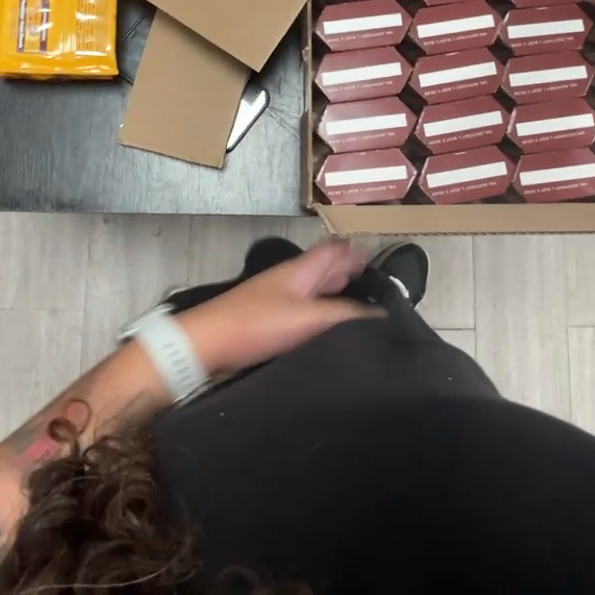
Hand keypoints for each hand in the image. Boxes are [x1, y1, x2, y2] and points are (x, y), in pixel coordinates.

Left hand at [177, 238, 382, 376]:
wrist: (208, 346)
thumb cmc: (257, 324)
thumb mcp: (308, 319)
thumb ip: (344, 314)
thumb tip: (382, 313)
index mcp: (302, 270)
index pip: (335, 249)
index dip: (358, 250)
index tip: (386, 263)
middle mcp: (294, 280)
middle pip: (328, 269)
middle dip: (354, 274)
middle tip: (383, 292)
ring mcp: (281, 301)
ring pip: (318, 291)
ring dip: (340, 296)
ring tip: (368, 314)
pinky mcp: (272, 323)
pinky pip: (307, 313)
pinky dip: (325, 318)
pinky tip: (335, 334)